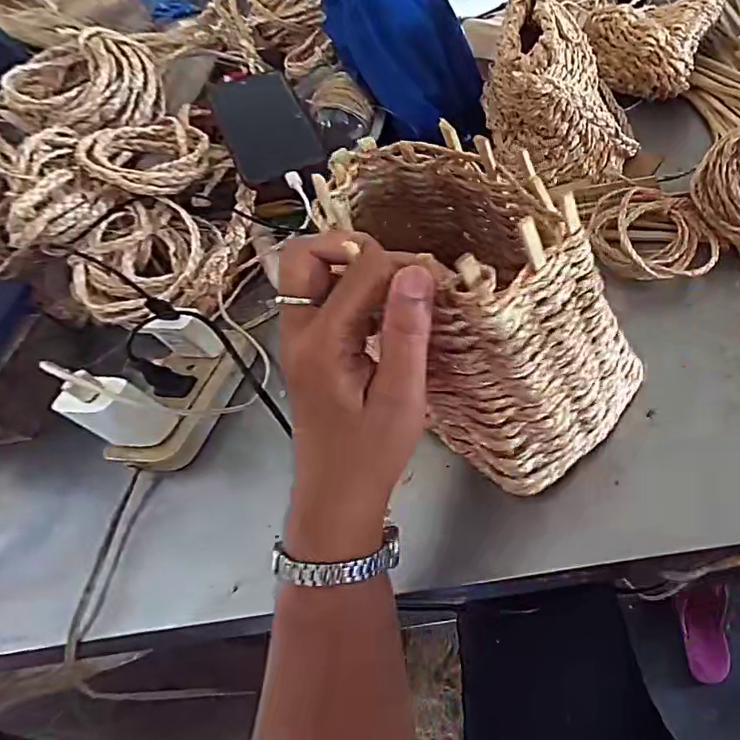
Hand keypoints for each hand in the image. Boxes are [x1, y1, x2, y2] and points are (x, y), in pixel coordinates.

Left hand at [276, 232, 435, 559]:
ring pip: (310, 272)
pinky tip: (388, 312)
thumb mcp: (402, 396)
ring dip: (353, 266)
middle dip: (355, 247)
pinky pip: (322, 296)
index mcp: (322, 342)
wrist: (337, 492)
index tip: (440, 280)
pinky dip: (354, 288)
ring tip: (399, 289)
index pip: (361, 269)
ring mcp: (299, 338)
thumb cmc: (372, 452)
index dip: (405, 264)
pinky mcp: (309, 347)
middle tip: (401, 269)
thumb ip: (408, 331)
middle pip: (305, 255)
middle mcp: (299, 331)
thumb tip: (419, 272)